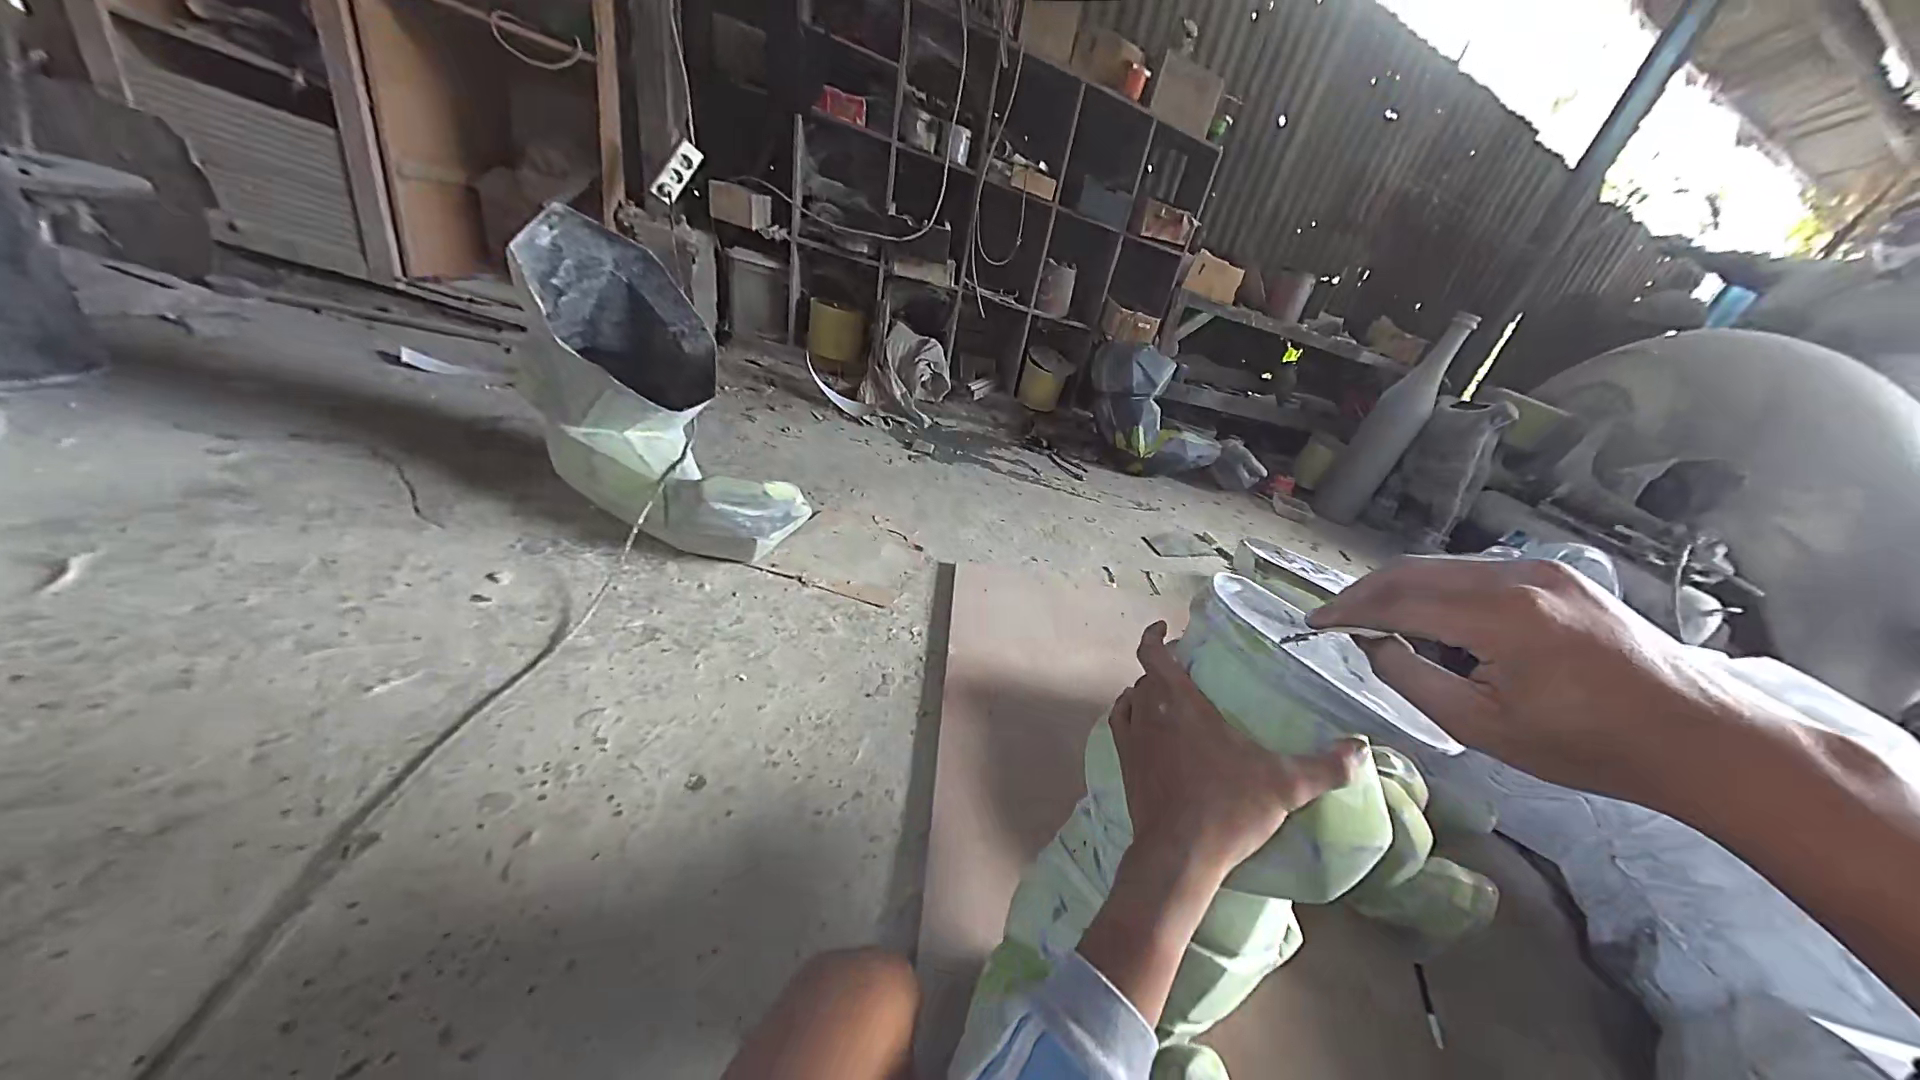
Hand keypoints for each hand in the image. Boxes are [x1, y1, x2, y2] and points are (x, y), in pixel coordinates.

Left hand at [1076, 623, 1362, 1026]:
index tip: (1163, 628)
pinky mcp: (1124, 762)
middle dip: (1161, 667)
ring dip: (1144, 692)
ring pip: (1131, 698)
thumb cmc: (1228, 808)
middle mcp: (1149, 711)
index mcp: (1180, 702)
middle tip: (1184, 671)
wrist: (1177, 852)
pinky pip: (1120, 724)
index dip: (1154, 636)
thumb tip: (1362, 748)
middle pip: (1146, 676)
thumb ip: (1326, 766)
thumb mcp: (1285, 785)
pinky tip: (1145, 726)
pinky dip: (1129, 715)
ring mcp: (1132, 737)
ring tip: (1166, 696)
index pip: (1154, 654)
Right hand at [1307, 555, 1745, 807]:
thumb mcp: (1480, 725)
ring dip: (1401, 591)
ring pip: (1441, 567)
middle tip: (1336, 619)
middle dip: (1366, 593)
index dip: (1348, 610)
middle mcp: (1518, 576)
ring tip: (1381, 626)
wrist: (1704, 737)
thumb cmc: (1588, 745)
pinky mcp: (1557, 574)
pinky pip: (1474, 573)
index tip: (1315, 622)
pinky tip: (1434, 622)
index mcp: (1501, 615)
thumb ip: (1410, 676)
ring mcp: (1542, 569)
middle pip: (1413, 570)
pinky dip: (1438, 592)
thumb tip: (1372, 642)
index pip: (1398, 599)